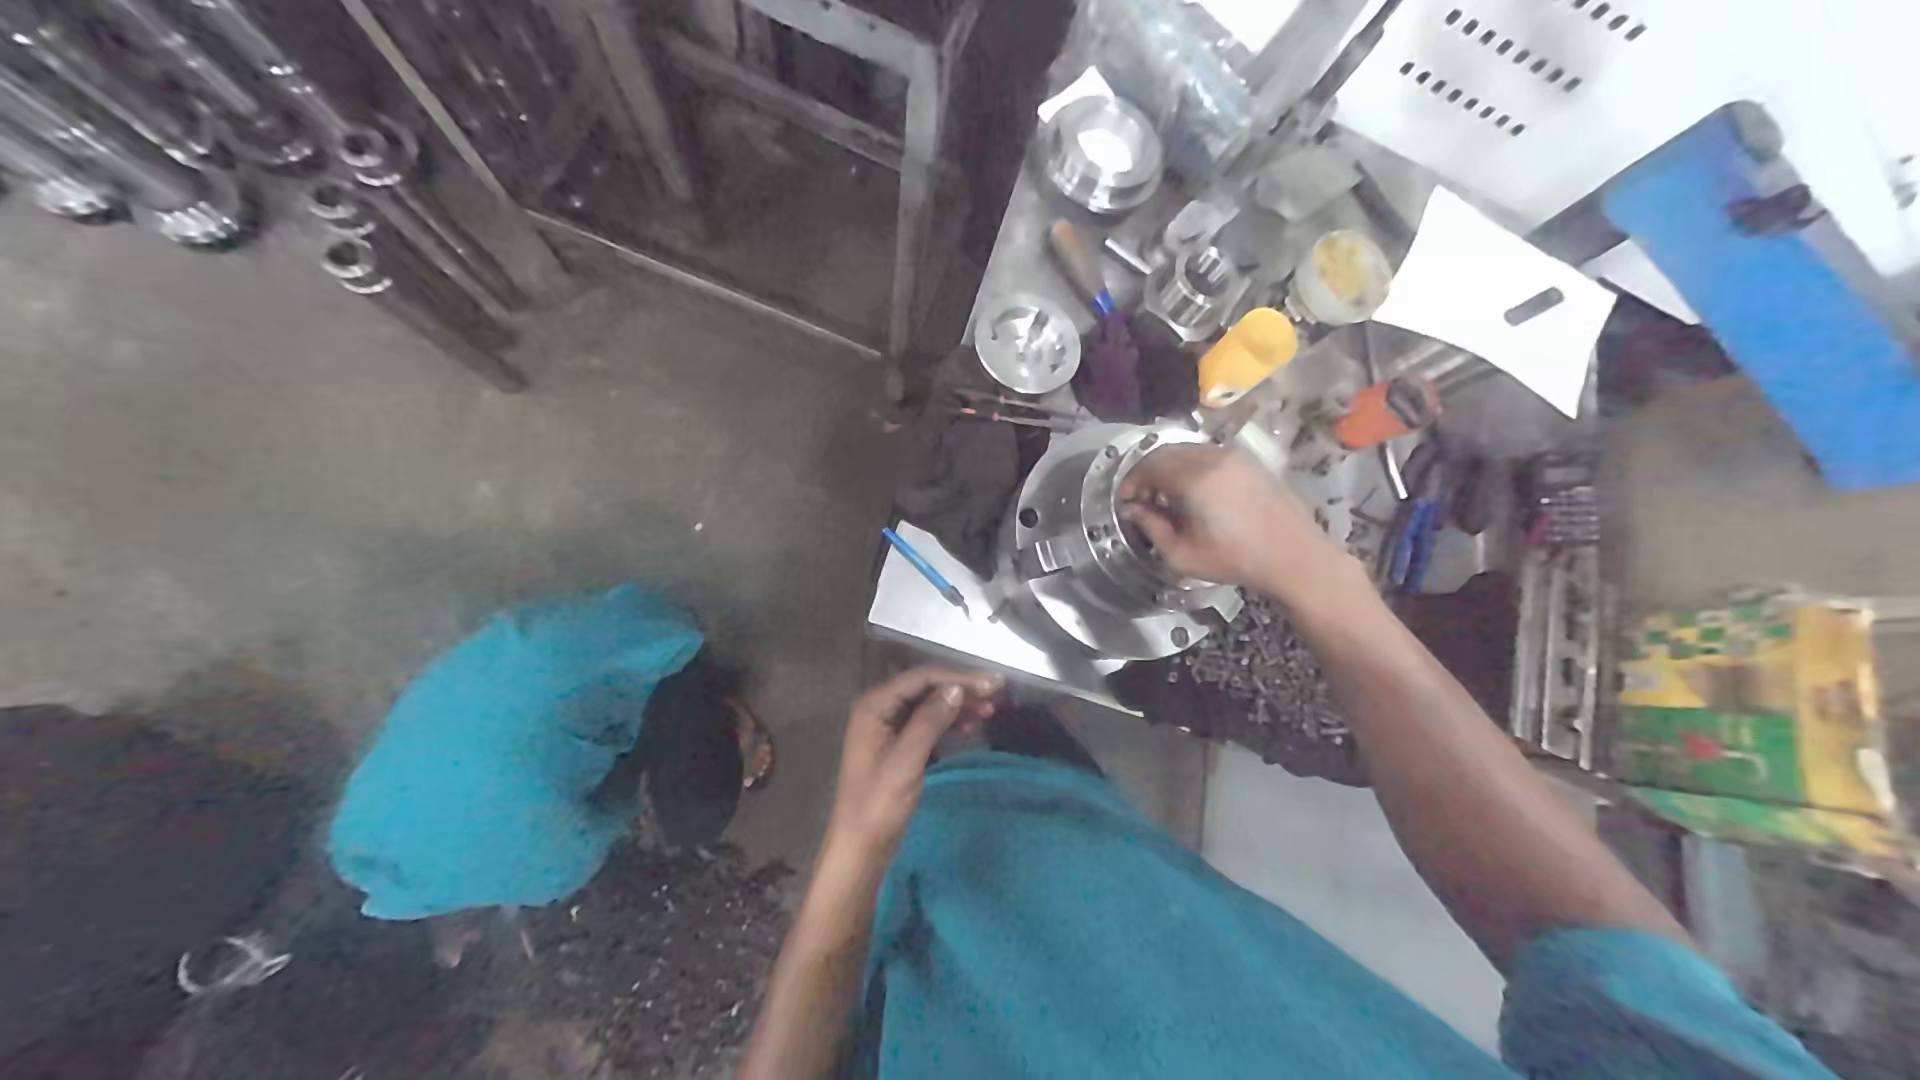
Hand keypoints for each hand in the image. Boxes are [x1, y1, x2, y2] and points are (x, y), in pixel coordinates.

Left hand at [826, 666, 1001, 861]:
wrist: (860, 848)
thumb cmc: (879, 805)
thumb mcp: (907, 761)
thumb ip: (930, 721)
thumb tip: (956, 689)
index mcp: (874, 706)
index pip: (922, 678)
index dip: (959, 677)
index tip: (993, 683)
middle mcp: (879, 709)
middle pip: (925, 687)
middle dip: (960, 689)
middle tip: (996, 694)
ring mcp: (887, 727)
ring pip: (928, 705)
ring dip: (958, 705)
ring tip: (989, 710)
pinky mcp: (896, 745)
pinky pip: (926, 723)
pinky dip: (948, 722)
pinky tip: (969, 727)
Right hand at [1118, 443, 1357, 605]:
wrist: (1294, 557)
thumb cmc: (1236, 560)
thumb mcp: (1182, 555)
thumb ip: (1151, 527)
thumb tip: (1133, 509)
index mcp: (1195, 479)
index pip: (1149, 467)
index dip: (1131, 482)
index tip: (1125, 501)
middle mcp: (1214, 457)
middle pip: (1166, 452)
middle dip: (1147, 473)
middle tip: (1142, 498)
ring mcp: (1235, 455)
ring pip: (1187, 450)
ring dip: (1169, 468)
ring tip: (1167, 496)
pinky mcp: (1250, 460)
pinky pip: (1208, 453)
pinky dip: (1191, 466)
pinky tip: (1194, 492)